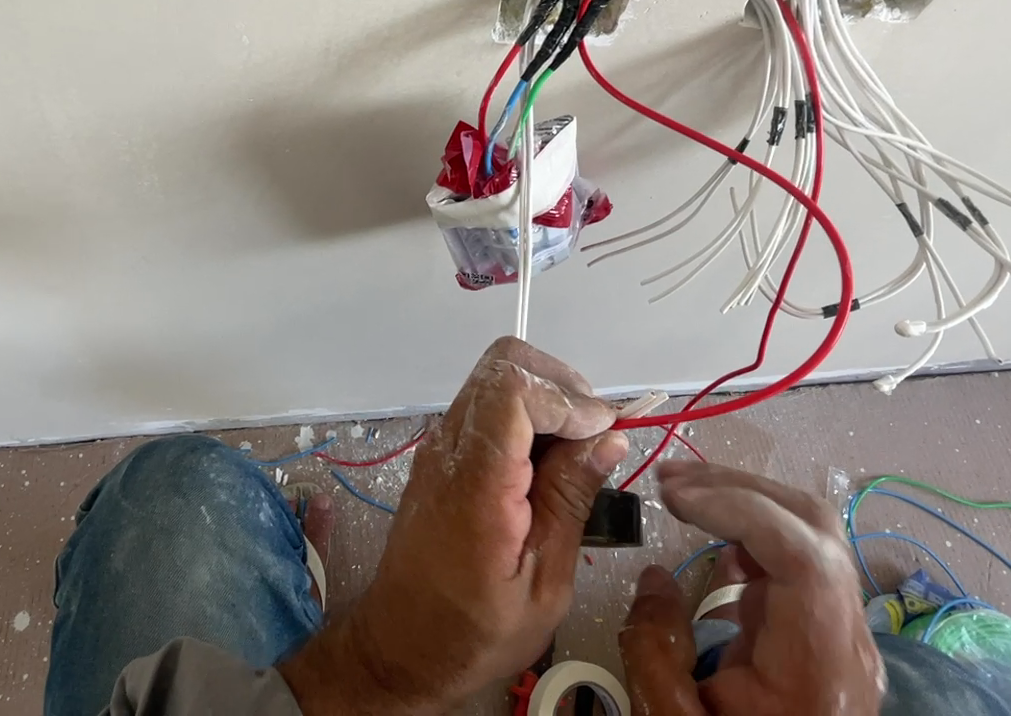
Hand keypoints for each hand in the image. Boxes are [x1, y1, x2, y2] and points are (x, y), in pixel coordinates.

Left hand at [279, 337, 628, 714]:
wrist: (401, 645)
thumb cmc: (476, 629)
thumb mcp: (544, 582)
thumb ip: (571, 498)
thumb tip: (609, 436)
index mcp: (475, 482)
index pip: (512, 389)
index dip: (566, 398)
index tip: (604, 433)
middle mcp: (450, 447)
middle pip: (502, 364)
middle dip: (559, 384)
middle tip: (595, 431)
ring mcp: (440, 445)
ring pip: (494, 378)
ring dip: (544, 397)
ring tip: (578, 448)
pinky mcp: (441, 452)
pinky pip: (486, 406)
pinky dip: (525, 414)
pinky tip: (549, 460)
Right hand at [619, 463, 882, 714]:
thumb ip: (654, 650)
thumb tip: (655, 579)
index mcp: (819, 667)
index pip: (803, 555)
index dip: (739, 509)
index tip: (673, 500)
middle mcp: (846, 638)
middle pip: (812, 526)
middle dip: (737, 488)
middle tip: (667, 484)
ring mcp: (842, 629)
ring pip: (809, 530)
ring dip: (743, 499)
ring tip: (680, 495)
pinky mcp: (825, 627)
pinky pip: (799, 555)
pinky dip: (751, 528)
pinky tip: (711, 537)